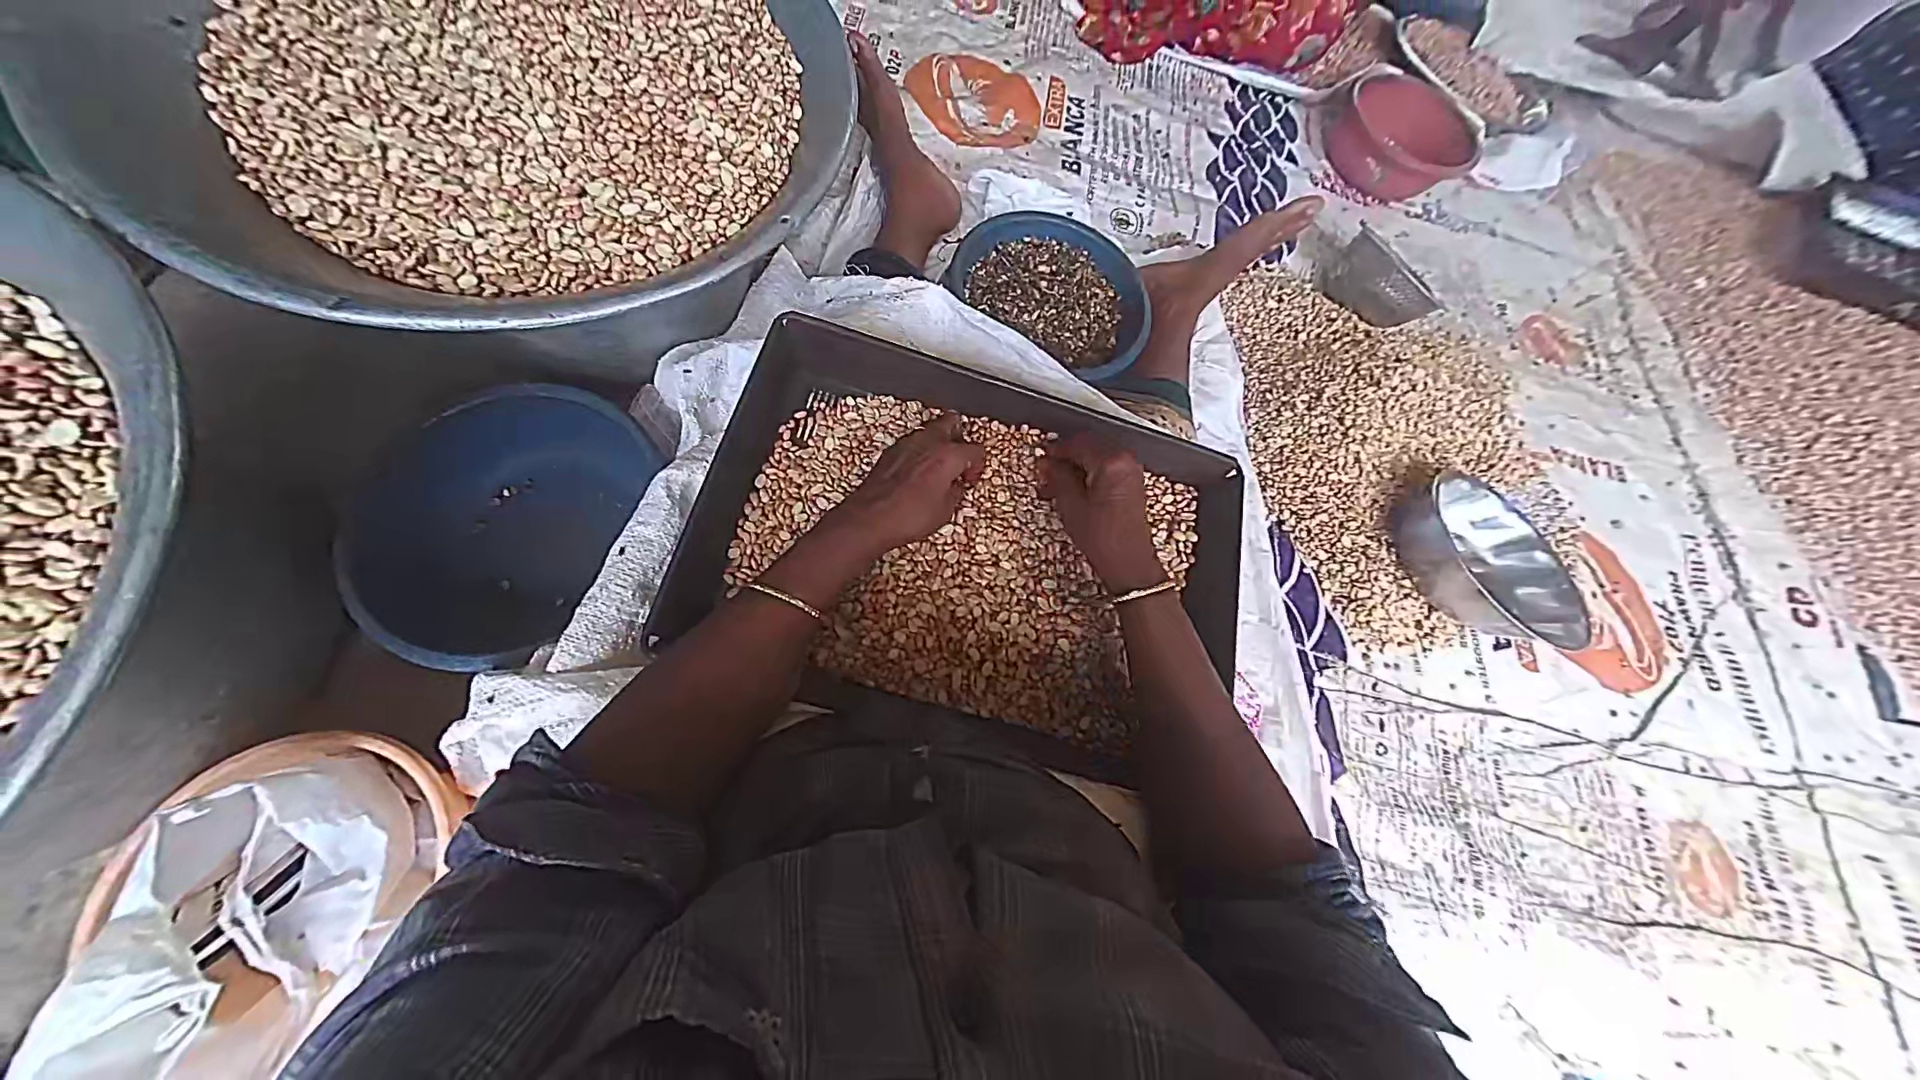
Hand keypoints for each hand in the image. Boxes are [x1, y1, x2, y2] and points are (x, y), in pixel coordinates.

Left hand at [822, 413, 985, 558]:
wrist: (870, 518)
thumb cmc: (908, 516)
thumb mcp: (945, 511)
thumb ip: (956, 492)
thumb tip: (956, 487)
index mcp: (949, 455)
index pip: (975, 450)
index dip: (977, 465)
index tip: (971, 478)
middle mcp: (928, 442)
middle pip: (952, 422)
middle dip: (960, 438)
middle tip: (959, 460)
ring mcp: (907, 443)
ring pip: (929, 430)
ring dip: (938, 443)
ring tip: (939, 467)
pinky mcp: (890, 452)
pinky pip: (912, 443)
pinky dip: (919, 452)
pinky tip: (918, 473)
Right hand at [1037, 433, 1165, 590]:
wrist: (1128, 562)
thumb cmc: (1102, 538)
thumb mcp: (1071, 505)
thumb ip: (1057, 477)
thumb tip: (1046, 462)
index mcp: (1111, 462)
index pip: (1077, 443)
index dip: (1055, 449)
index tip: (1040, 456)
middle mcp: (1125, 460)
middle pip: (1089, 447)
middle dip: (1065, 457)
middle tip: (1045, 471)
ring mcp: (1131, 470)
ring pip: (1096, 457)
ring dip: (1076, 466)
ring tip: (1055, 484)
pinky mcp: (1131, 482)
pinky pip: (1106, 467)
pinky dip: (1089, 473)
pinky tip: (1073, 489)